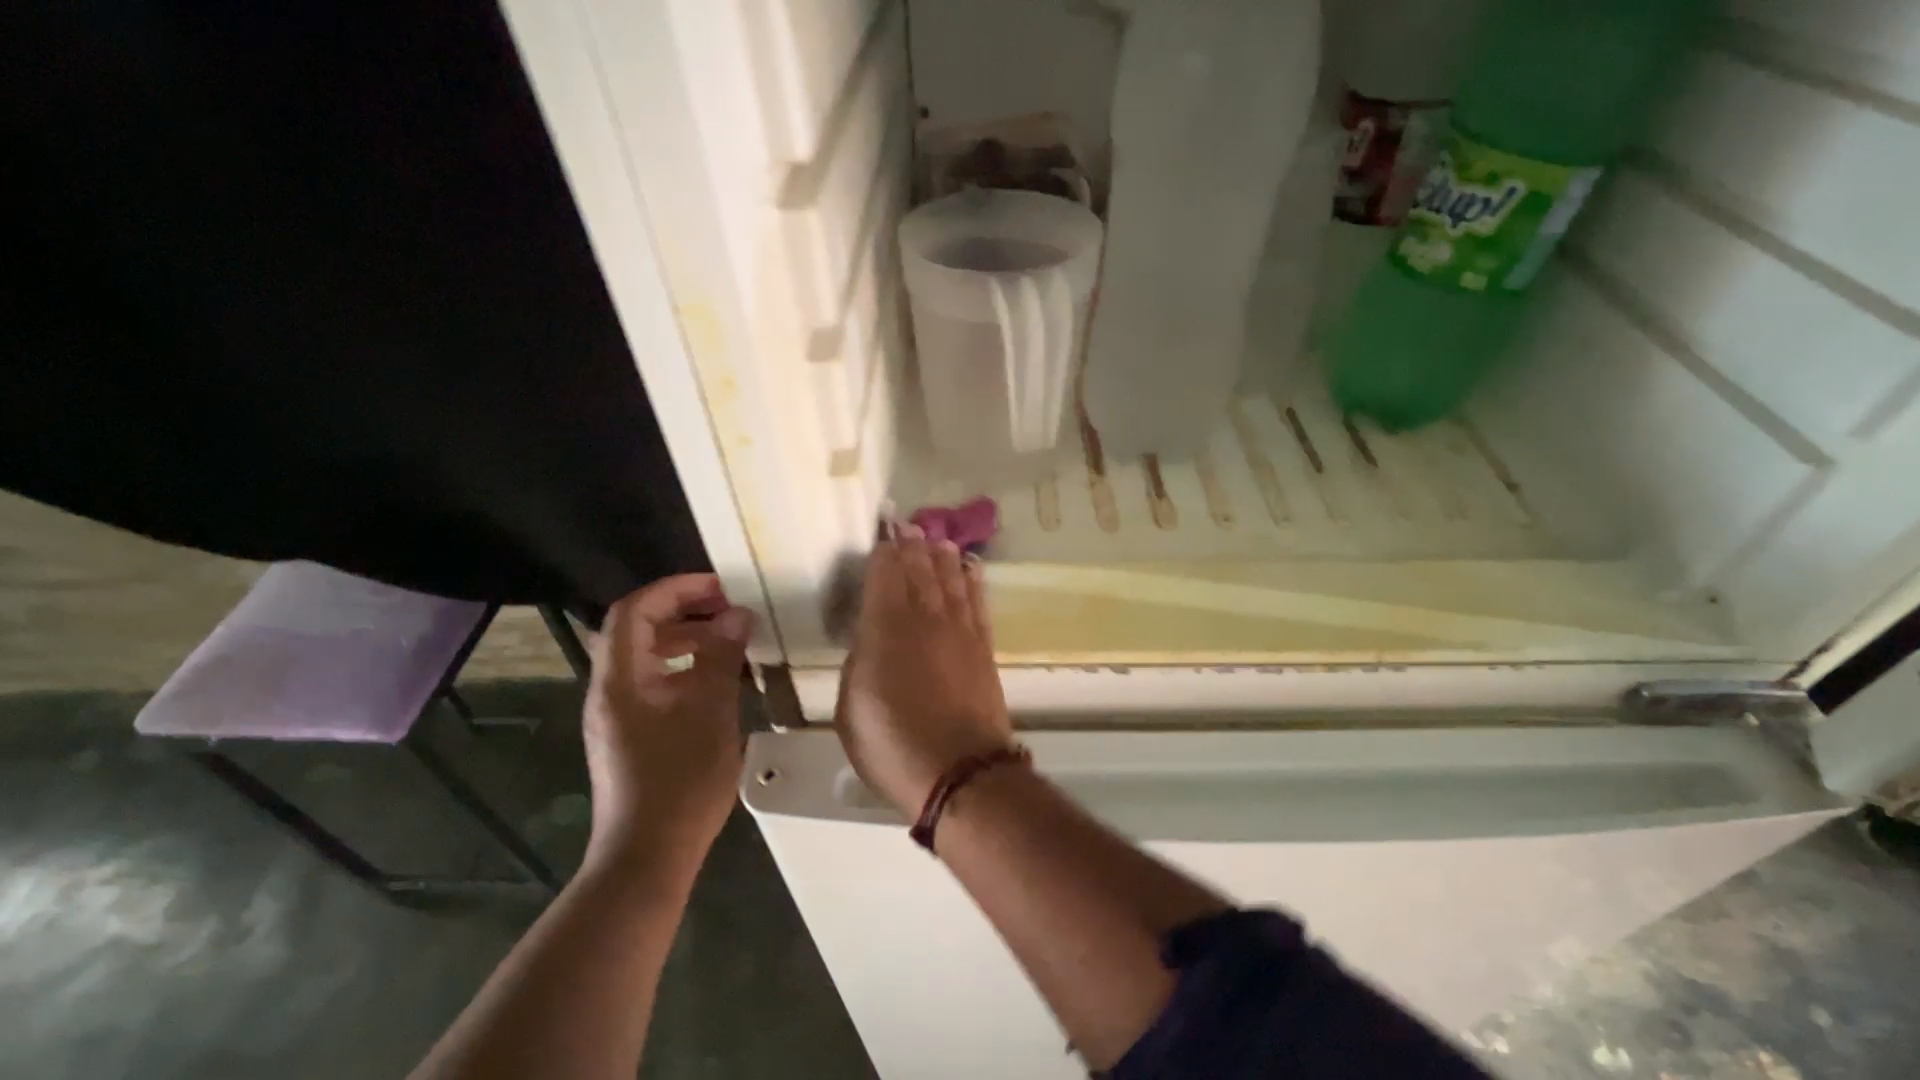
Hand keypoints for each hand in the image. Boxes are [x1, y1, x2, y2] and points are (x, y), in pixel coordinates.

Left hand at [582, 575, 754, 871]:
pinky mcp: (627, 739)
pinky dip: (682, 672)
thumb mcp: (711, 713)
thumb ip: (721, 658)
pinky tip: (715, 686)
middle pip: (637, 631)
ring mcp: (615, 717)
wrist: (646, 856)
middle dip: (683, 612)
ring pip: (645, 660)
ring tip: (729, 644)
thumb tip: (736, 616)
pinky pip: (651, 686)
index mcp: (620, 679)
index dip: (675, 589)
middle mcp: (608, 691)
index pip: (634, 610)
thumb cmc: (680, 781)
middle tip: (729, 611)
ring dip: (685, 642)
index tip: (719, 588)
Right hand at [834, 530, 1013, 815]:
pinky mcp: (984, 648)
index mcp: (884, 628)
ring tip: (936, 539)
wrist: (959, 771)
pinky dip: (973, 581)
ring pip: (950, 579)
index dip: (882, 552)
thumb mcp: (850, 706)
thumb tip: (870, 641)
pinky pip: (977, 601)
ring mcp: (959, 631)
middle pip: (919, 570)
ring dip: (942, 556)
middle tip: (908, 524)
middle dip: (912, 545)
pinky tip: (970, 568)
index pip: (884, 575)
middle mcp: (924, 618)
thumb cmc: (891, 744)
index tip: (881, 533)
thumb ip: (858, 663)